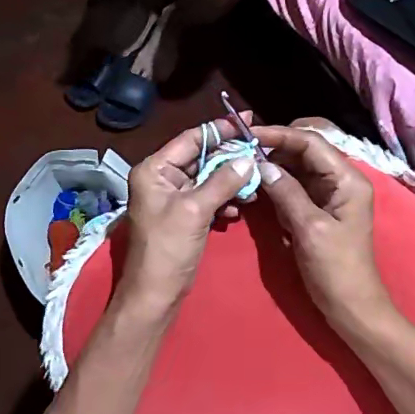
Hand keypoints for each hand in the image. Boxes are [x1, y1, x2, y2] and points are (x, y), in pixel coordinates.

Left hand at [118, 116, 256, 309]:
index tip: (247, 120)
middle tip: (260, 153)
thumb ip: (222, 181)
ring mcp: (172, 198)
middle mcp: (161, 179)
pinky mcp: (183, 216)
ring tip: (254, 184)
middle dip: (230, 157)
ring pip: (208, 178)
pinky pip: (208, 198)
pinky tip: (240, 207)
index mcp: (154, 170)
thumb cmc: (168, 249)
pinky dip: (224, 200)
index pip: (190, 139)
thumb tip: (248, 158)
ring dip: (231, 180)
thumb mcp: (195, 211)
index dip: (219, 129)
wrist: (156, 294)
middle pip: (201, 157)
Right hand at [251, 124, 393, 324]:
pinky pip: (295, 186)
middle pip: (305, 149)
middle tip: (242, 148)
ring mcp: (329, 195)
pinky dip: (277, 182)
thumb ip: (287, 193)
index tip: (247, 134)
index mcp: (347, 180)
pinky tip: (257, 183)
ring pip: (298, 166)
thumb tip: (262, 164)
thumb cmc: (336, 268)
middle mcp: (340, 180)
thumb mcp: (309, 228)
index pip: (311, 142)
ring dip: (273, 163)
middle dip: (275, 146)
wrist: (351, 306)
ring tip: (244, 163)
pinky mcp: (318, 209)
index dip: (279, 134)